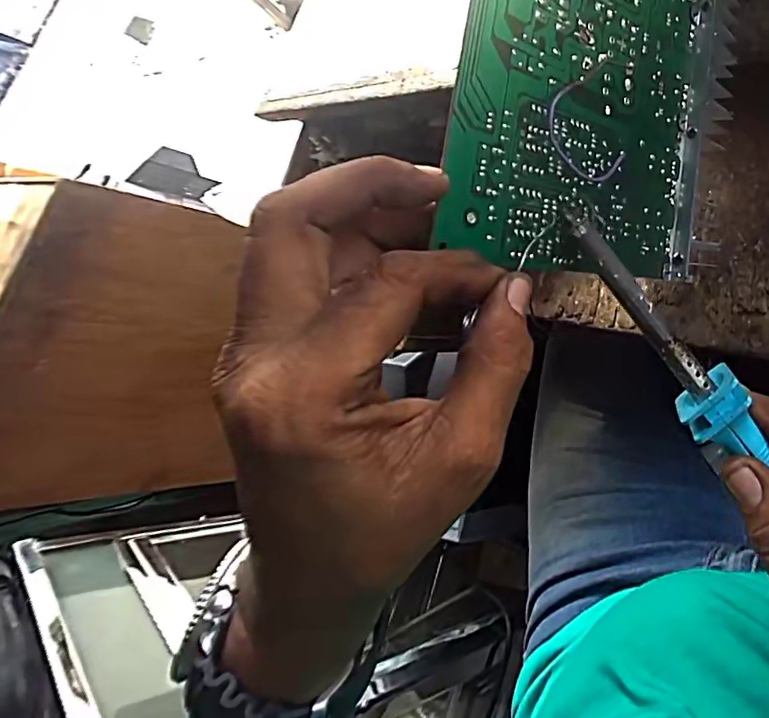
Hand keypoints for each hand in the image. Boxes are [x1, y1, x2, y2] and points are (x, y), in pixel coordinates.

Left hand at [210, 157, 534, 702]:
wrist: (305, 584)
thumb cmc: (381, 532)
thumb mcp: (463, 456)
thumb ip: (497, 363)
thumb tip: (516, 288)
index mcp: (303, 389)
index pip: (387, 282)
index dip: (457, 269)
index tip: (503, 281)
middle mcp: (258, 356)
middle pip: (288, 221)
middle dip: (367, 184)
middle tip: (439, 184)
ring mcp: (252, 350)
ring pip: (292, 235)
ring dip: (365, 212)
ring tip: (435, 213)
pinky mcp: (265, 350)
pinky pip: (307, 269)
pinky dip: (363, 248)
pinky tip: (417, 263)